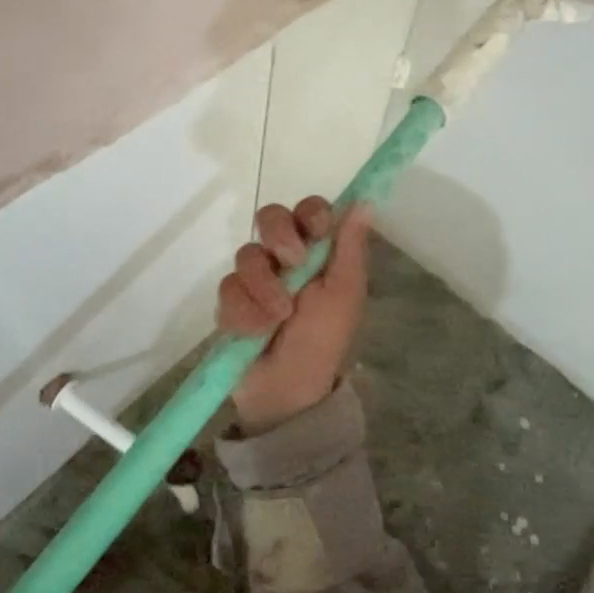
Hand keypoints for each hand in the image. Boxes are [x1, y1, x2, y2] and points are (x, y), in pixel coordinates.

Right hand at [216, 196, 373, 434]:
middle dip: (279, 237)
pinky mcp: (231, 301)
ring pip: (247, 255)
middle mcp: (285, 258)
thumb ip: (350, 246)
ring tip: (277, 318)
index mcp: (319, 253)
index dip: (309, 212)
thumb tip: (365, 200)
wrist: (287, 391)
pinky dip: (243, 311)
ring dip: (264, 287)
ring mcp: (256, 278)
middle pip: (270, 218)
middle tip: (291, 264)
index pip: (309, 210)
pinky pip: (228, 288)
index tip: (316, 230)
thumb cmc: (323, 340)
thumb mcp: (344, 293)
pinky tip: (254, 332)